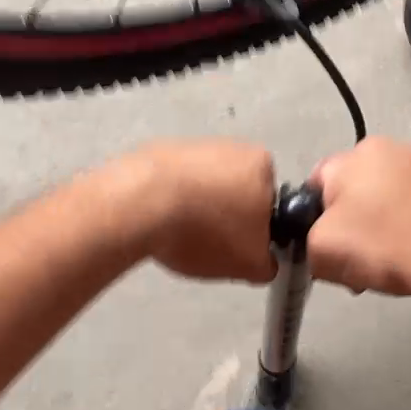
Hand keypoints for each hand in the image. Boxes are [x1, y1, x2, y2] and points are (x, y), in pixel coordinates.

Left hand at [115, 140, 277, 283]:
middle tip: (210, 246)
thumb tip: (264, 261)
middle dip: (227, 218)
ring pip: (205, 188)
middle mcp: (234, 146)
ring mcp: (195, 145)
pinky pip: (175, 185)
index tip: (238, 249)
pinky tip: (159, 223)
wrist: (140, 204)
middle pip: (238, 193)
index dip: (257, 231)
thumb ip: (268, 263)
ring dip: (198, 211)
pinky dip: (171, 203)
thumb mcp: (250, 264)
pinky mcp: (161, 151)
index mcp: (263, 164)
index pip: (270, 203)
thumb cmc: (206, 229)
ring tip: (179, 237)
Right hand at [308, 137, 410, 296]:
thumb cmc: (382, 245)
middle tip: (357, 258)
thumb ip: (308, 240)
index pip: (318, 182)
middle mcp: (393, 148)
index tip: (326, 244)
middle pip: (358, 189)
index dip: (315, 217)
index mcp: (357, 153)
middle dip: (354, 221)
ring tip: (391, 260)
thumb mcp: (322, 250)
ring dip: (386, 222)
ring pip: (392, 197)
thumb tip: (319, 245)